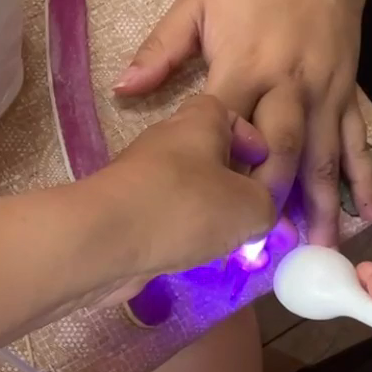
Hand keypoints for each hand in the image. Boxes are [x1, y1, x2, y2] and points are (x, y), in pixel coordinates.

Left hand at [84, 93, 275, 279]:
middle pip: (209, 156)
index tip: (267, 172)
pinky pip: (164, 219)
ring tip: (233, 246)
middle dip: (235, 187)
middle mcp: (166, 141)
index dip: (254, 140)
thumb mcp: (250, 206)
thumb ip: (266, 206)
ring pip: (187, 192)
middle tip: (257, 220)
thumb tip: (259, 214)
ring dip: (210, 216)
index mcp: (198, 120)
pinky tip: (197, 258)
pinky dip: (182, 236)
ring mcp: (140, 177)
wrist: (104, 239)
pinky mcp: (124, 211)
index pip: (230, 114)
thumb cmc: (185, 206)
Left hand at [114, 0, 371, 245]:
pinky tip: (370, 214)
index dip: (221, 166)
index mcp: (246, 66)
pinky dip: (364, 178)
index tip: (207, 210)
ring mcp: (325, 92)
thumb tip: (123, 87)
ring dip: (323, 205)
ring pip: (325, 155)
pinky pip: (357, 141)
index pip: (231, 125)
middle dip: (276, 197)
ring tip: (321, 250)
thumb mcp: (197, 3)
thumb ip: (161, 49)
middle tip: (271, 247)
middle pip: (283, 148)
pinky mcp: (348, 93)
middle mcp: (290, 85)